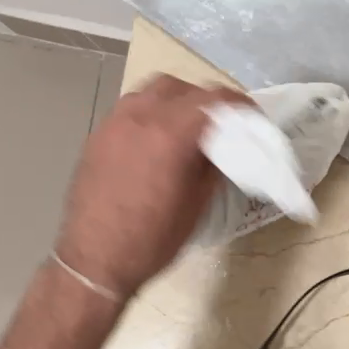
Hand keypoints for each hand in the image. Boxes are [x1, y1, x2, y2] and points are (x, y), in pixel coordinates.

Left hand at [54, 75, 248, 298]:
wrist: (95, 260)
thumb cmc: (153, 240)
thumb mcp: (197, 205)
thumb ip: (212, 166)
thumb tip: (222, 147)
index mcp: (170, 135)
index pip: (212, 101)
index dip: (238, 104)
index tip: (253, 116)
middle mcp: (140, 118)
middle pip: (181, 88)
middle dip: (206, 100)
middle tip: (223, 122)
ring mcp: (114, 124)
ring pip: (151, 92)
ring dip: (176, 101)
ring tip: (189, 127)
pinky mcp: (98, 136)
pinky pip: (130, 109)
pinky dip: (152, 114)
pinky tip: (159, 140)